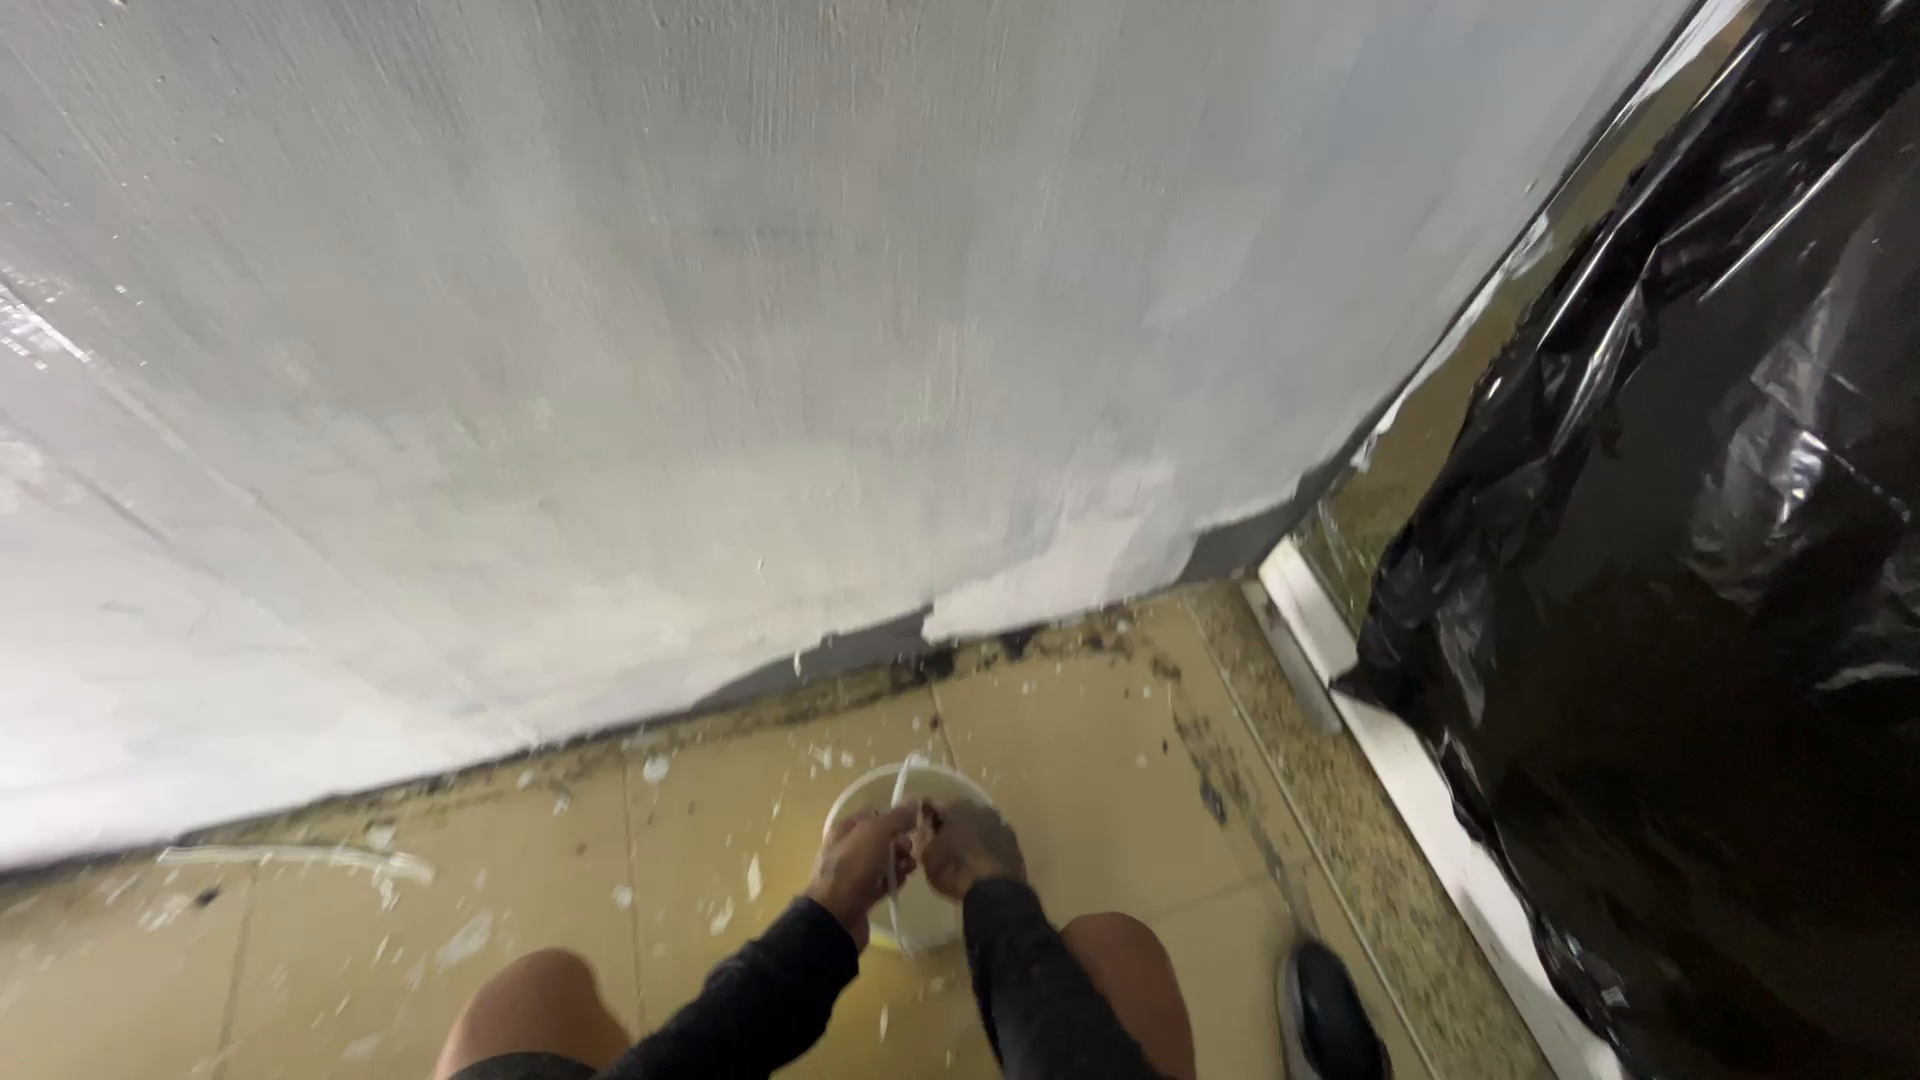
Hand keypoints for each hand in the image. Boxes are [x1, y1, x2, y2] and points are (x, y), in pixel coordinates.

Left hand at [806, 805, 918, 949]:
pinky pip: (882, 882)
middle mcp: (847, 849)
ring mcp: (854, 873)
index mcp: (845, 829)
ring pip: (883, 861)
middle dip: (899, 842)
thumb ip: (895, 818)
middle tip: (909, 850)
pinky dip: (894, 880)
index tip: (910, 825)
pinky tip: (902, 883)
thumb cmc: (853, 868)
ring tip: (909, 869)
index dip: (893, 817)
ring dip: (900, 862)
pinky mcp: (861, 895)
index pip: (874, 814)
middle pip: (881, 838)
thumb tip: (913, 802)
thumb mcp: (875, 834)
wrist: (836, 918)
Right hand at [910, 799, 1026, 900]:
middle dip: (952, 823)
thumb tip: (929, 832)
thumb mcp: (929, 858)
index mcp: (955, 806)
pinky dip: (987, 844)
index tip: (924, 827)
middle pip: (960, 812)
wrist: (995, 889)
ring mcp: (999, 822)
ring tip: (964, 851)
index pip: (936, 805)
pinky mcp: (1013, 839)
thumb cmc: (955, 870)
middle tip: (944, 840)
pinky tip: (982, 859)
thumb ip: (927, 840)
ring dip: (971, 832)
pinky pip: (993, 837)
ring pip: (978, 824)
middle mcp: (979, 807)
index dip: (929, 816)